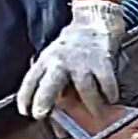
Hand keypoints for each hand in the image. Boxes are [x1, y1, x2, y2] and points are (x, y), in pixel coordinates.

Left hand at [17, 0, 125, 120]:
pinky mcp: (102, 61)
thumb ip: (53, 79)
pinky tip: (111, 99)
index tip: (25, 111)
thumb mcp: (56, 58)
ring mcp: (82, 62)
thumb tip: (57, 103)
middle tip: (41, 115)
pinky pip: (106, 82)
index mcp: (47, 60)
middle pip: (50, 83)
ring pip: (85, 88)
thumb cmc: (74, 45)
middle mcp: (61, 61)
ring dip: (92, 104)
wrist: (94, 23)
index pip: (31, 80)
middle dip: (44, 100)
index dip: (25, 96)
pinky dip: (110, 93)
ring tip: (97, 114)